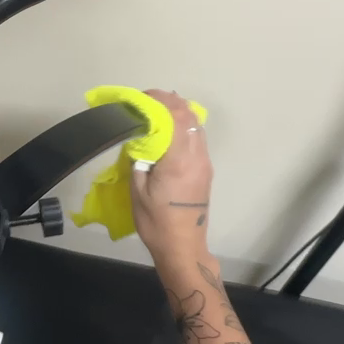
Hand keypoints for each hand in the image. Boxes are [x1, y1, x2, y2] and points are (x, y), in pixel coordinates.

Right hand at [130, 89, 213, 266]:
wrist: (182, 247)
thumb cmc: (156, 222)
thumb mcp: (138, 189)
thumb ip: (140, 159)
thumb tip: (140, 139)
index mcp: (179, 160)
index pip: (176, 117)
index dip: (160, 100)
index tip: (142, 96)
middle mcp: (197, 157)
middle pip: (190, 116)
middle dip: (170, 102)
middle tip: (147, 101)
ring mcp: (205, 163)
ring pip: (196, 126)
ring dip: (178, 113)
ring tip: (156, 112)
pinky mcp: (205, 170)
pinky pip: (196, 138)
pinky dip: (183, 127)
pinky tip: (167, 131)